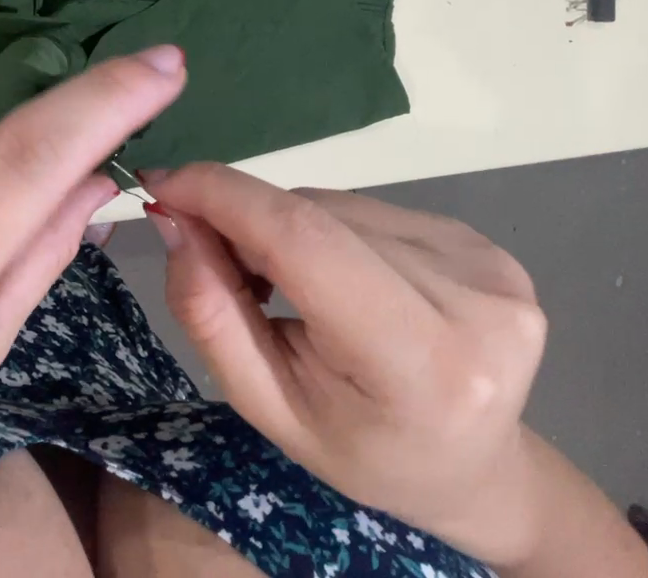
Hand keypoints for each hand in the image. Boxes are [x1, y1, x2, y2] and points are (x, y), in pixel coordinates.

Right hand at [145, 165, 549, 565]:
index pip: (305, 242)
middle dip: (241, 220)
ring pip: (334, 205)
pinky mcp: (487, 242)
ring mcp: (487, 265)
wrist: (471, 465)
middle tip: (209, 256)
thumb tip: (173, 218)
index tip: (159, 183)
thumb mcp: (264, 403)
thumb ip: (210, 313)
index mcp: (420, 363)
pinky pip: (365, 208)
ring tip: (281, 284)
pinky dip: (323, 228)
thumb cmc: (358, 449)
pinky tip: (332, 275)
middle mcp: (469, 300)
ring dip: (283, 227)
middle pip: (312, 218)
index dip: (223, 197)